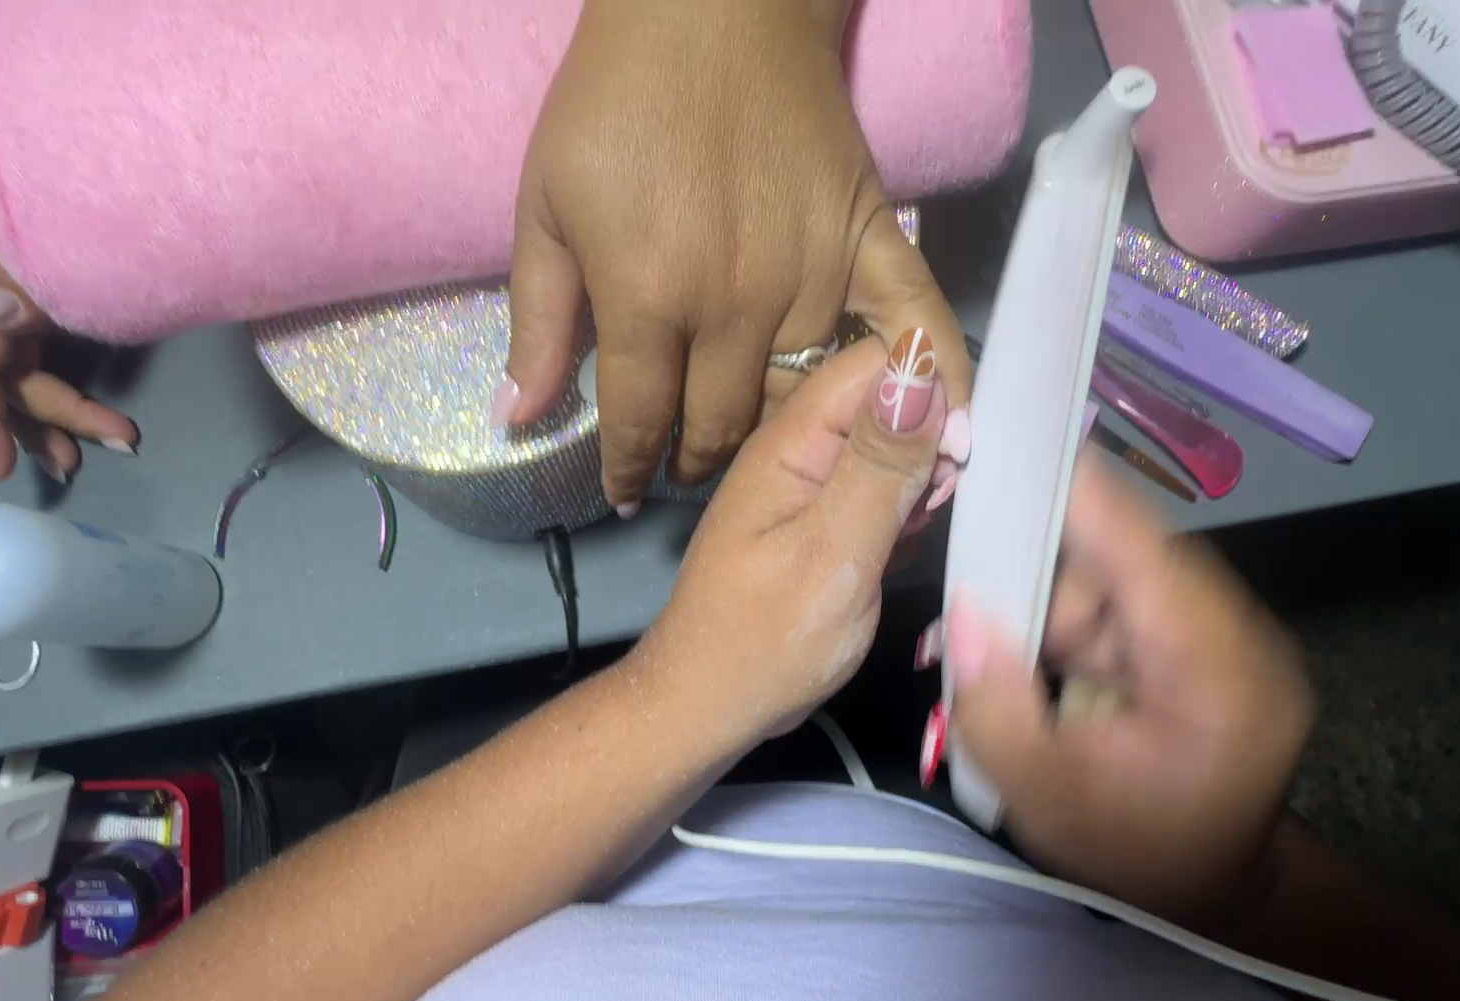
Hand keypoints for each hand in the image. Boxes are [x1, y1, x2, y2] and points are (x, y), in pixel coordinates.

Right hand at [0, 213, 137, 485]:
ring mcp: (19, 303)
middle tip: (74, 464)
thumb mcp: (52, 249)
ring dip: (58, 419)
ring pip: (25, 377)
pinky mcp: (49, 309)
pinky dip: (68, 397)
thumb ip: (24, 290)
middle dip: (37, 424)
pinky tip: (96, 425)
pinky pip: (45, 364)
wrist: (132, 183)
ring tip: (94, 454)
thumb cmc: (96, 214)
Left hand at [499, 0, 970, 513]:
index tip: (625, 492)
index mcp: (648, 296)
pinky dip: (928, 383)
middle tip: (682, 467)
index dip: (628, 469)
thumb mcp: (543, 209)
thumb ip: (538, 324)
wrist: (711, 2)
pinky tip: (944, 435)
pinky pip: (910, 326)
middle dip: (692, 461)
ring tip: (751, 449)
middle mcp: (734, 305)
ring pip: (796, 399)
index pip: (639, 421)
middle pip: (719, 426)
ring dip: (770, 438)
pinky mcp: (869, 244)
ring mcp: (811, 278)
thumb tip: (515, 421)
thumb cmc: (613, 106)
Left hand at [633, 327, 947, 743]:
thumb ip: (879, 467)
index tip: (960, 449)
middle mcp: (798, 451)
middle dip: (931, 439)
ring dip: (920, 481)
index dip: (930, 386)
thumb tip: (923, 371)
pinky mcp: (820, 523)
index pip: (873, 360)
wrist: (710, 704)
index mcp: (791, 442)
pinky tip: (898, 550)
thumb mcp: (832, 554)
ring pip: (888, 449)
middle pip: (886, 400)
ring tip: (914, 533)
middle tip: (935, 504)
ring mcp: (808, 488)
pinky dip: (902, 513)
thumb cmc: (764, 641)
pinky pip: (876, 493)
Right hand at [942, 457, 1313, 922]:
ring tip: (990, 659)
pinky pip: (1099, 605)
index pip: (1149, 554)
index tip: (1015, 444)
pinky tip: (1014, 661)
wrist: (1203, 894)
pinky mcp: (1174, 643)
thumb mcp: (1046, 799)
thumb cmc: (1136, 857)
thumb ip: (994, 707)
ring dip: (1035, 608)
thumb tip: (962, 611)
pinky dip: (1047, 623)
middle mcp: (1223, 637)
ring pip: (1099, 580)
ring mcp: (1200, 637)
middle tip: (971, 611)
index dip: (1083, 494)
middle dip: (1034, 577)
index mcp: (1219, 675)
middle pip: (1115, 560)